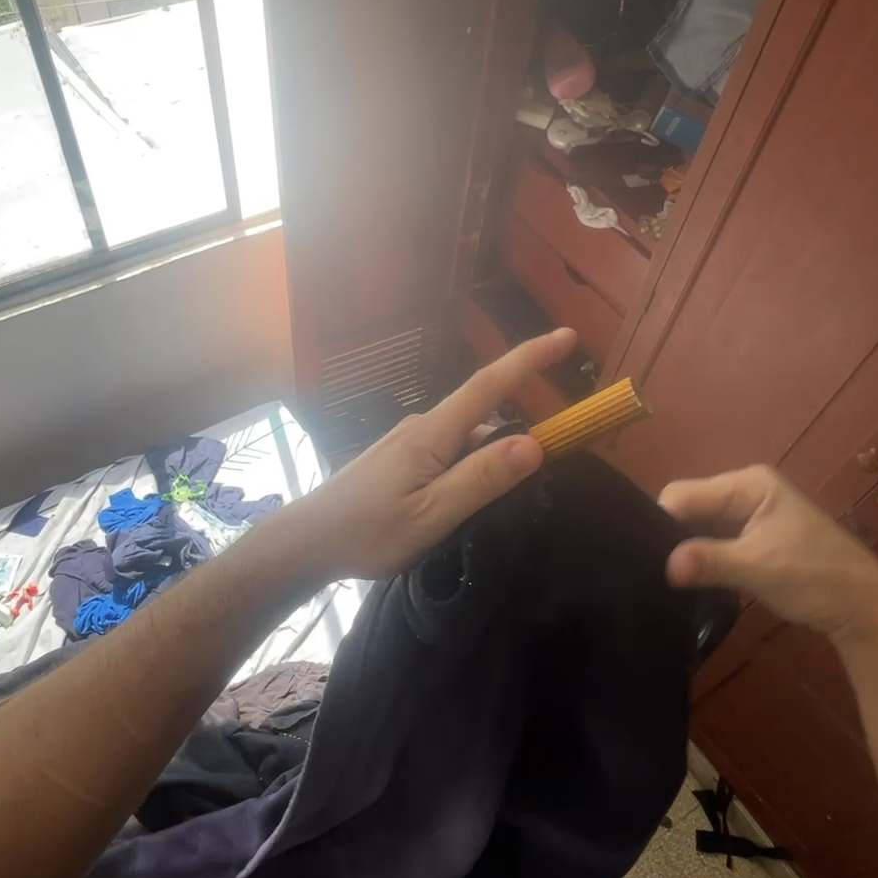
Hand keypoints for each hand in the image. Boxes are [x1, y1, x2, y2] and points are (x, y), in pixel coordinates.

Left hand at [272, 328, 577, 581]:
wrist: (308, 541)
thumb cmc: (368, 532)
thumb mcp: (433, 514)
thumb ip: (482, 479)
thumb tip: (535, 444)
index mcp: (433, 433)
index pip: (490, 384)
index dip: (530, 357)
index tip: (568, 336)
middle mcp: (422, 426)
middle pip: (484, 416)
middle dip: (516, 436)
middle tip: (532, 481)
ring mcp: (408, 440)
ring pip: (465, 440)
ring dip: (486, 462)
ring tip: (477, 512)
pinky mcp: (400, 457)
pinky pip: (447, 452)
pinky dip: (466, 469)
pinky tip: (456, 504)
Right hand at [660, 465, 877, 642]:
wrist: (867, 610)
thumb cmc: (817, 578)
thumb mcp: (758, 568)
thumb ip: (708, 561)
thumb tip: (665, 566)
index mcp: (749, 484)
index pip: (684, 494)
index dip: (663, 522)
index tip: (650, 556)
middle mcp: (746, 490)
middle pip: (689, 506)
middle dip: (673, 535)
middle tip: (657, 568)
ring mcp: (750, 513)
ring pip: (699, 524)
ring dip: (688, 548)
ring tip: (670, 574)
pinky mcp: (752, 536)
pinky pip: (713, 538)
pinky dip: (702, 555)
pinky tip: (692, 575)